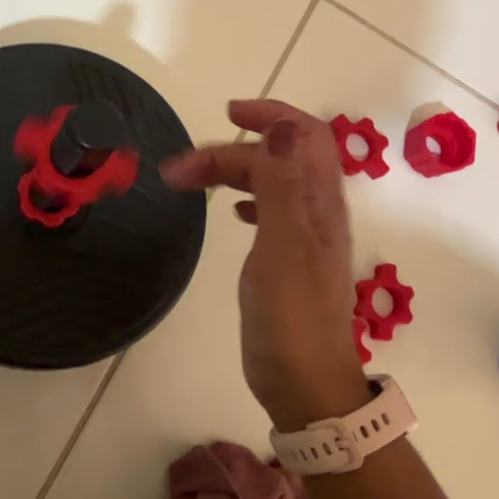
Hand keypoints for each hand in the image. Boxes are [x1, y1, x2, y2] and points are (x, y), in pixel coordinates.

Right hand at [162, 101, 370, 429]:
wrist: (304, 385)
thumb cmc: (291, 320)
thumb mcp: (283, 248)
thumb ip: (281, 186)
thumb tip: (281, 125)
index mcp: (319, 204)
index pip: (305, 136)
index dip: (271, 114)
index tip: (227, 113)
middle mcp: (317, 213)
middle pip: (279, 158)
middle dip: (230, 151)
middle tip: (179, 171)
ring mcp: (304, 238)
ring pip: (270, 183)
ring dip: (233, 173)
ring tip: (190, 183)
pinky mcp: (289, 262)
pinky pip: (270, 212)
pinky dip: (246, 199)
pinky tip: (231, 211)